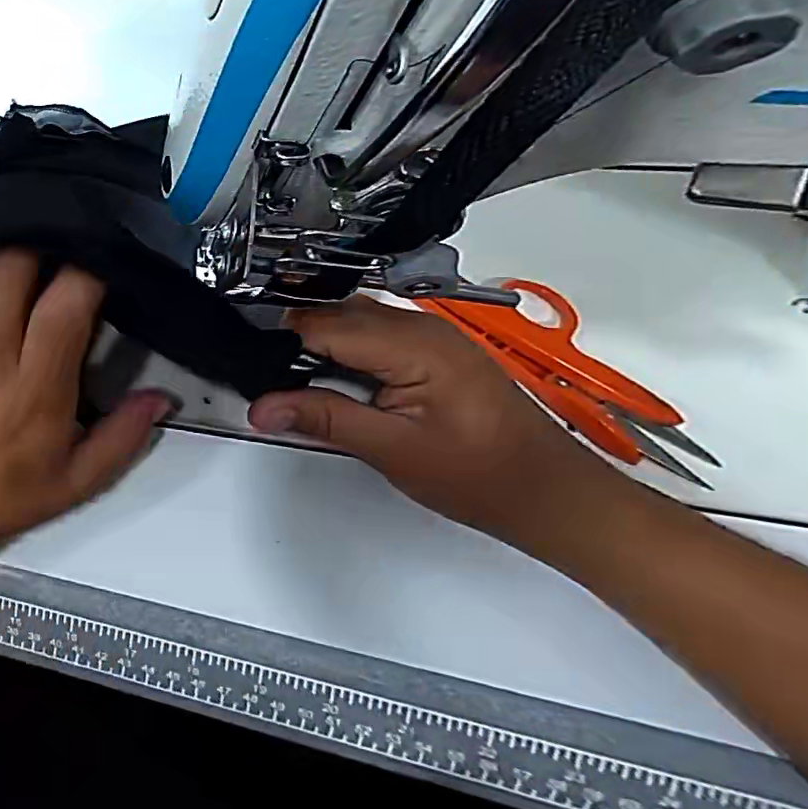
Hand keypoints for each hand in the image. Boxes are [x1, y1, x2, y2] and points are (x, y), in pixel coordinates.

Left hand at [0, 249, 170, 563]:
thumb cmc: (3, 495)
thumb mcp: (78, 480)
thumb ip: (124, 437)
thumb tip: (159, 402)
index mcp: (35, 386)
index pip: (63, 308)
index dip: (87, 274)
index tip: (102, 265)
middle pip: (8, 269)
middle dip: (38, 242)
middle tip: (59, 242)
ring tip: (18, 241)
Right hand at [248, 295, 624, 549]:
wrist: (551, 494)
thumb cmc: (486, 476)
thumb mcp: (392, 450)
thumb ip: (323, 419)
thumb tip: (265, 407)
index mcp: (414, 344)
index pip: (324, 325)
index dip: (282, 345)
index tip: (256, 372)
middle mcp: (424, 327)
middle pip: (336, 314)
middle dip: (297, 342)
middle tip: (272, 382)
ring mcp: (432, 335)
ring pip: (353, 321)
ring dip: (321, 346)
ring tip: (300, 385)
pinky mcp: (434, 350)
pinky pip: (374, 334)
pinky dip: (346, 353)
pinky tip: (338, 383)